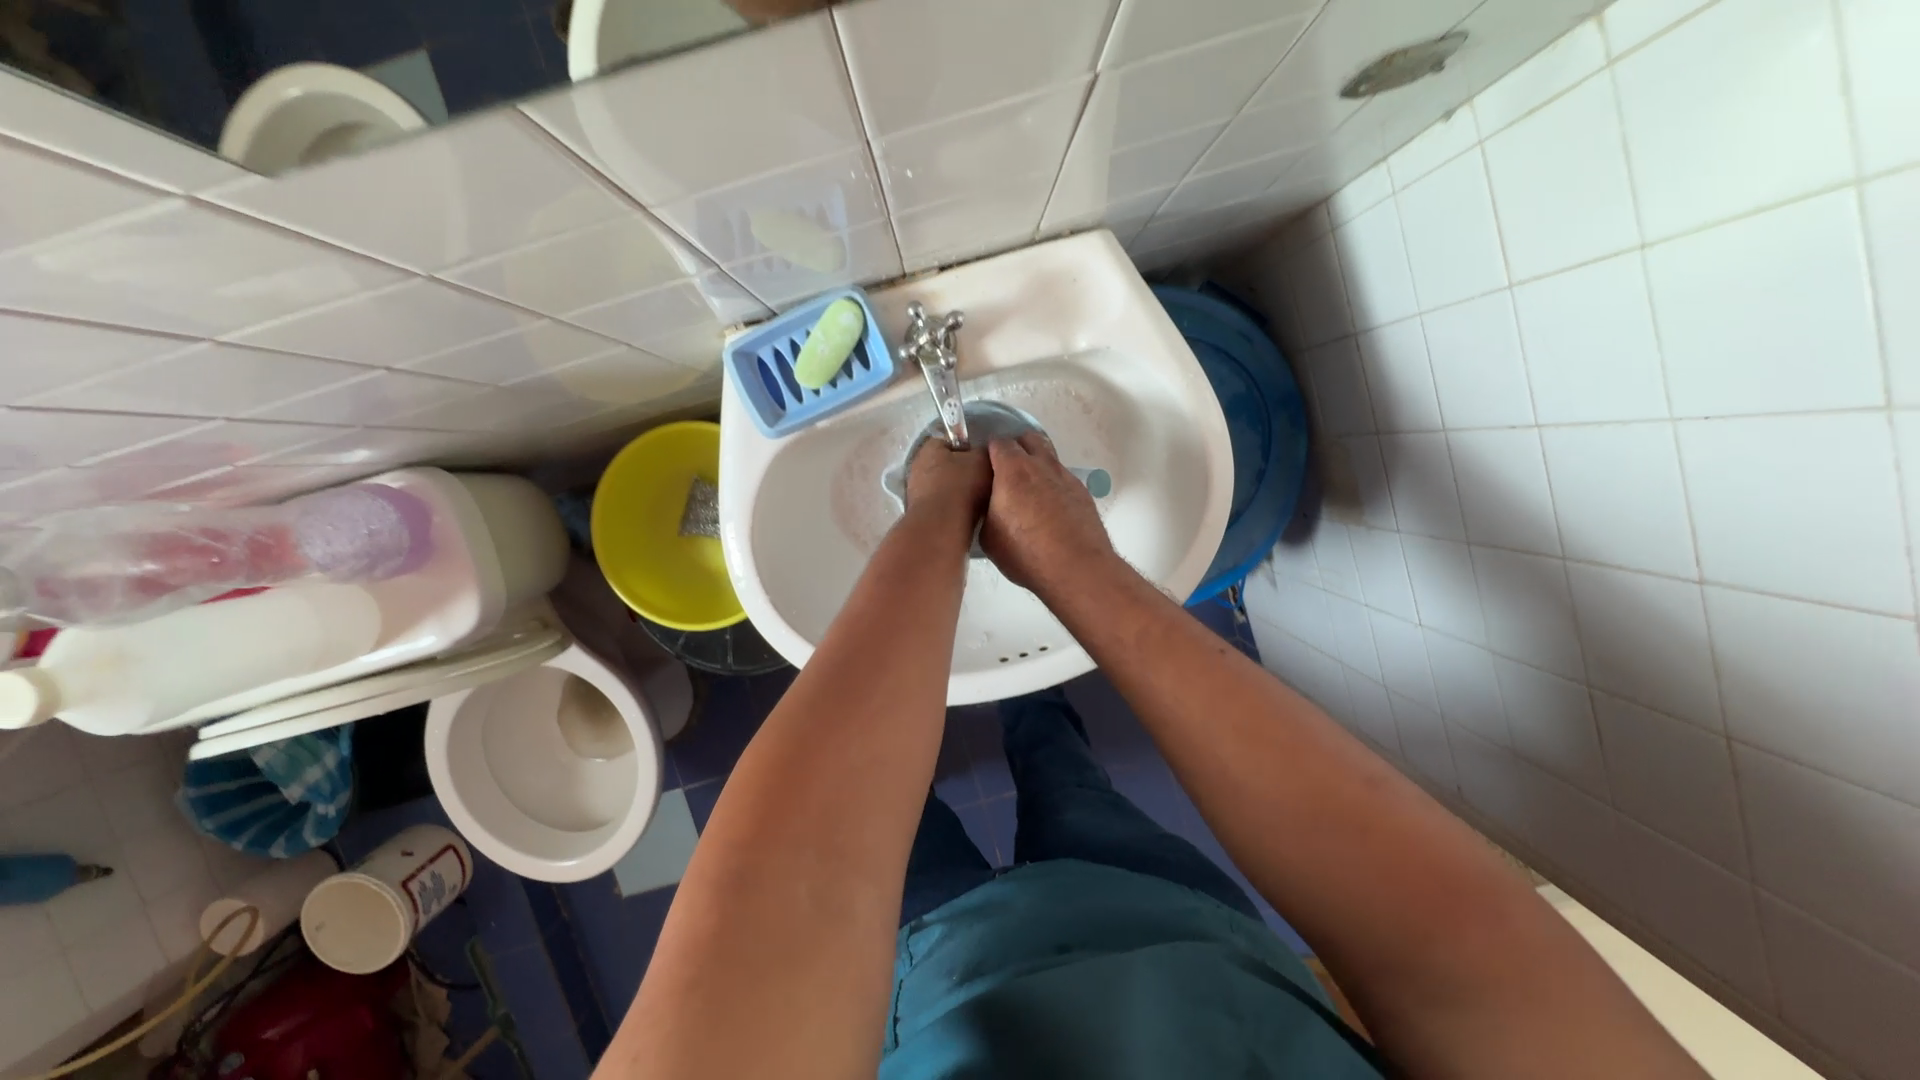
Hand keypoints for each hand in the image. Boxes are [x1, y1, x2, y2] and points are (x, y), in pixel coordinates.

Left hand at [904, 439, 991, 525]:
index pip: (951, 441)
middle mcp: (918, 466)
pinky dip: (952, 509)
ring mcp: (916, 492)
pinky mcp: (920, 513)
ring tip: (979, 501)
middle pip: (946, 465)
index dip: (969, 449)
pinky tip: (967, 515)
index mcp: (930, 447)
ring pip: (944, 487)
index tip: (984, 460)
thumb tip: (985, 452)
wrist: (942, 526)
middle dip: (963, 472)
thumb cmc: (962, 485)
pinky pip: (941, 506)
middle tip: (984, 480)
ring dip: (958, 493)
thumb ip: (984, 451)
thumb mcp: (983, 460)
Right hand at [981, 434, 1114, 592]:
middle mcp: (1041, 465)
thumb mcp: (989, 537)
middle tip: (1006, 472)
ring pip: (1049, 457)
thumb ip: (987, 511)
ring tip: (1029, 492)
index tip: (984, 467)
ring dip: (1037, 466)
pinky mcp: (1083, 492)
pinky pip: (1063, 479)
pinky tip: (1050, 510)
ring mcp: (1066, 477)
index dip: (990, 452)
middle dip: (1017, 449)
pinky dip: (1054, 486)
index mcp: (1013, 470)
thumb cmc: (1025, 552)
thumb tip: (992, 507)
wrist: (1076, 567)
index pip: (999, 443)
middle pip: (1028, 439)